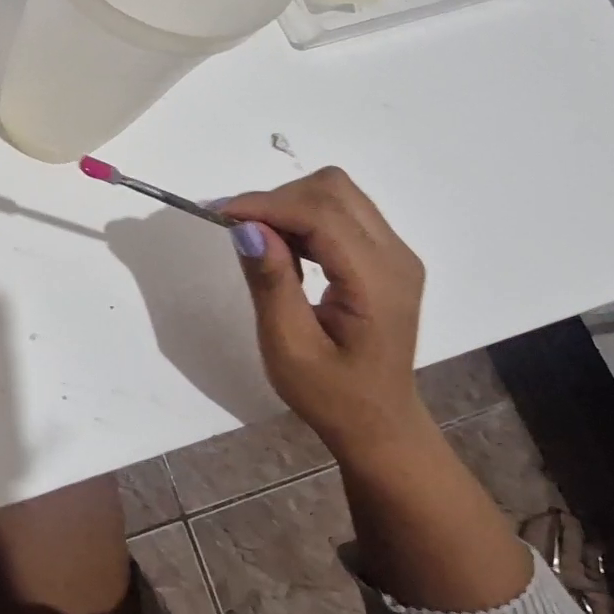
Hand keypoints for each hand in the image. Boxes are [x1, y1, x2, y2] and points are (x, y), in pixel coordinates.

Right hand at [219, 168, 427, 451]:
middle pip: (333, 190)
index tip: (219, 216)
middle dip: (278, 200)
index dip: (267, 205)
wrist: (378, 423)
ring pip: (337, 194)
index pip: (322, 214)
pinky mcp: (385, 256)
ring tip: (261, 243)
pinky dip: (304, 217)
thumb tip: (246, 228)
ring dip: (290, 205)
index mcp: (376, 282)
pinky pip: (341, 212)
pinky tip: (285, 250)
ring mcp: (395, 253)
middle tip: (240, 233)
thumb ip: (271, 283)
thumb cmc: (330, 394)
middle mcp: (395, 256)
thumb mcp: (288, 347)